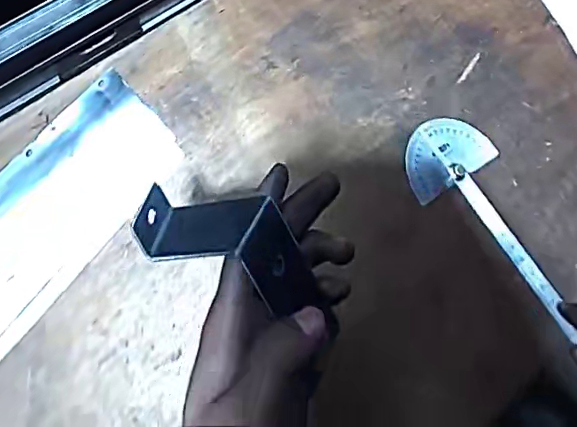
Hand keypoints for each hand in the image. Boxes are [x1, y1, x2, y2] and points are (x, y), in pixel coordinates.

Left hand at [184, 165, 354, 426]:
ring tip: (345, 259)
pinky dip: (324, 304)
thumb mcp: (248, 401)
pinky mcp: (285, 370)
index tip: (282, 174)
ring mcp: (267, 345)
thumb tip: (318, 314)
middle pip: (274, 255)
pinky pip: (306, 321)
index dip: (264, 209)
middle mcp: (249, 322)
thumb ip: (279, 354)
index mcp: (231, 320)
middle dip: (301, 220)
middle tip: (332, 189)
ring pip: (293, 283)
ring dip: (318, 262)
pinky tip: (336, 305)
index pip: (246, 248)